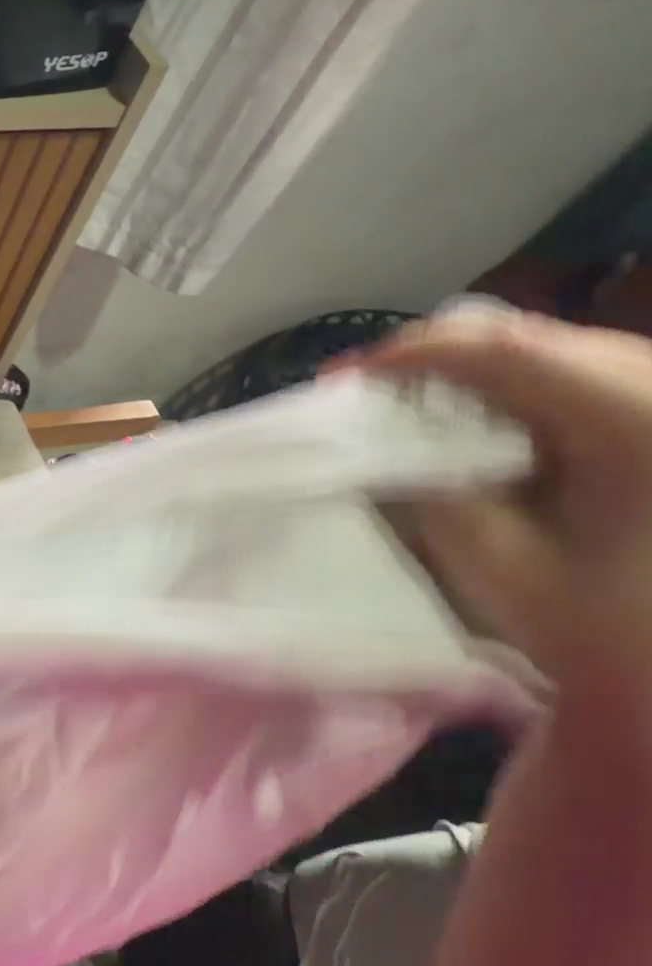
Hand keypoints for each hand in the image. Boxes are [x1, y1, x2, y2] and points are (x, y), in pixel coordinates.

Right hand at [358, 307, 651, 706]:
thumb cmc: (591, 627)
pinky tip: (481, 417)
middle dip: (443, 353)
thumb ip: (432, 482)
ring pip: (569, 350)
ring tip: (412, 398)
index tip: (343, 375)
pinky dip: (525, 389)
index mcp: (640, 424)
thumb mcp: (489, 555)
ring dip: (482, 369)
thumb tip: (384, 433)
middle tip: (365, 384)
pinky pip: (597, 378)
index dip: (416, 354)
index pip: (510, 353)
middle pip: (543, 338)